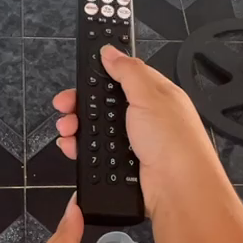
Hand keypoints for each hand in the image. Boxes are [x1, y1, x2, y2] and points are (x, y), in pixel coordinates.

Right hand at [52, 44, 226, 220]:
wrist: (179, 190)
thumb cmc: (174, 141)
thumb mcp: (149, 95)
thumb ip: (128, 71)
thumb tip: (110, 51)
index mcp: (155, 94)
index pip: (122, 77)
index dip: (100, 74)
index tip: (79, 75)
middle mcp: (145, 117)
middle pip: (104, 104)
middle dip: (81, 103)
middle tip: (64, 106)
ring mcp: (134, 142)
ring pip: (97, 128)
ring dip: (78, 127)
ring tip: (66, 129)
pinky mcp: (124, 164)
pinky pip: (96, 152)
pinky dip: (81, 149)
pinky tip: (71, 147)